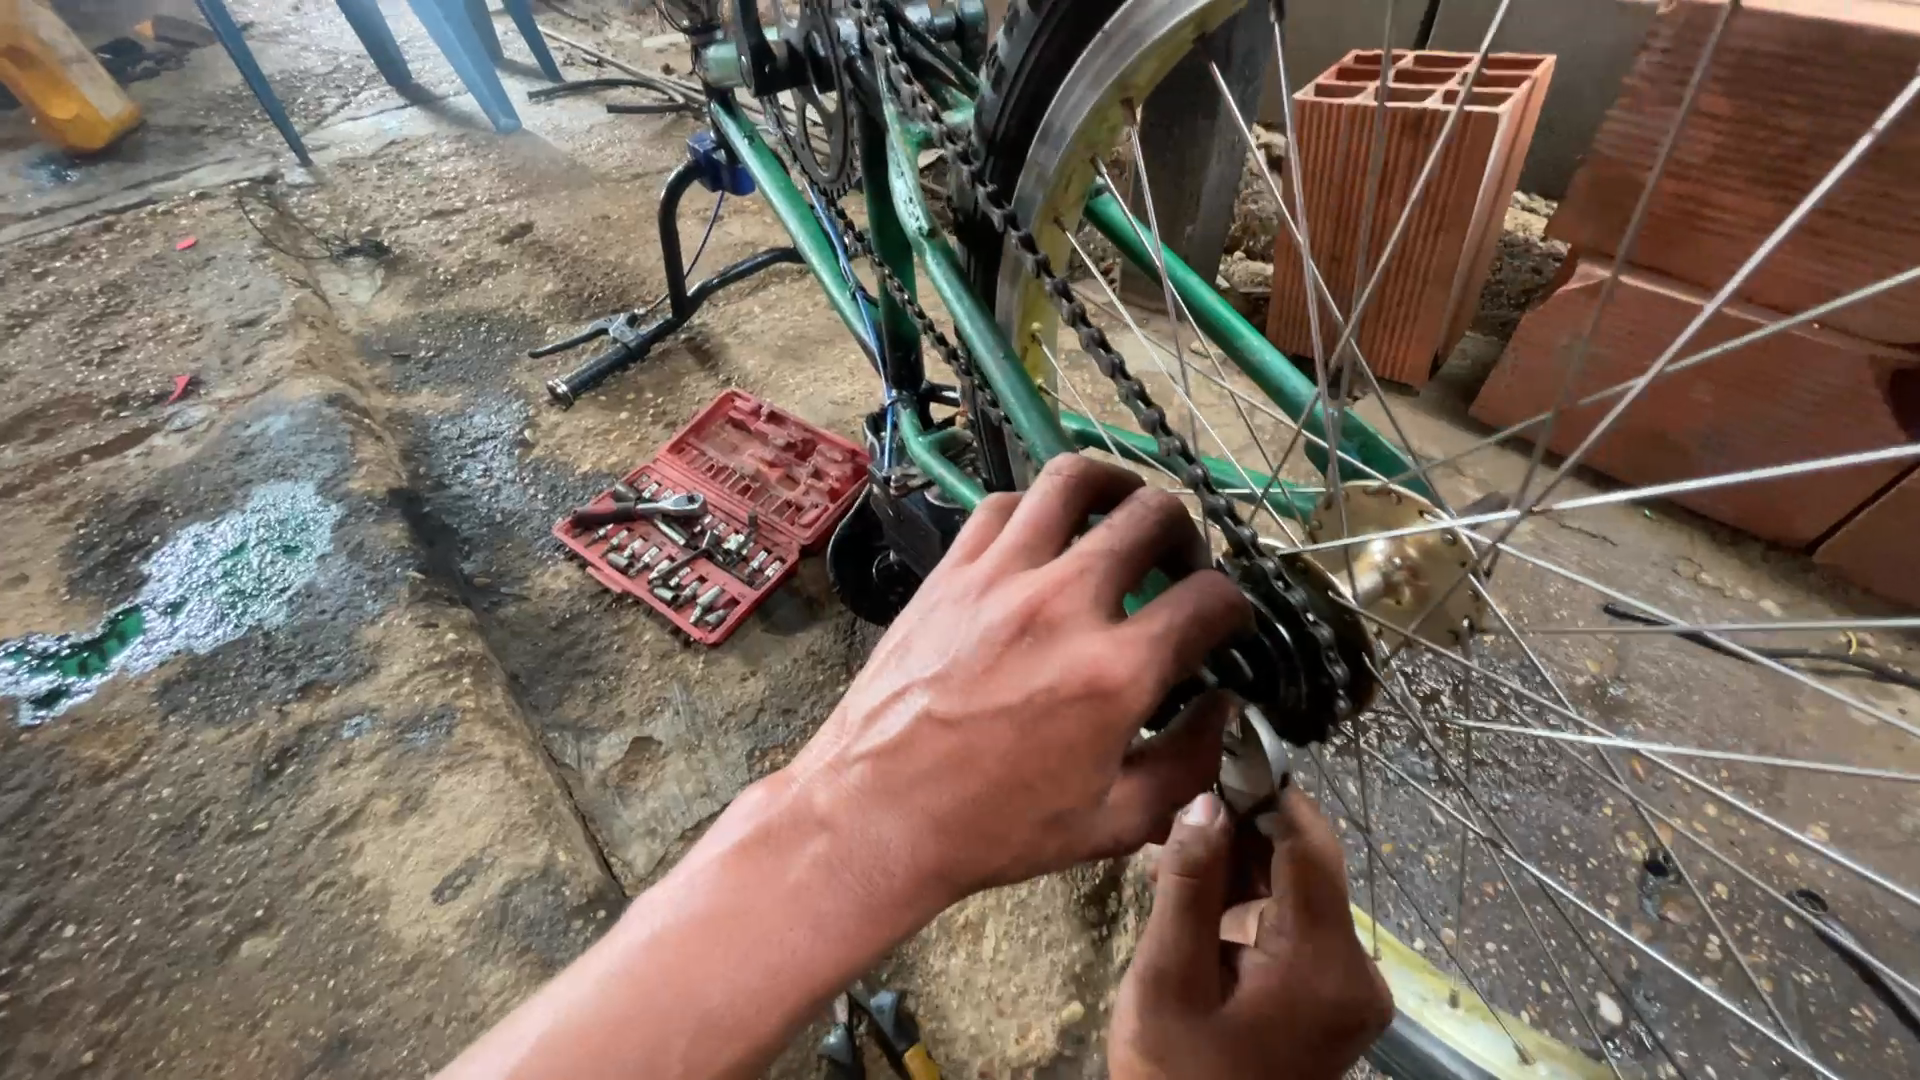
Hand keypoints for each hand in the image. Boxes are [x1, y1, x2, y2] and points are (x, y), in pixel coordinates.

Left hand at [782, 454, 1250, 907]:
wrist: (876, 810)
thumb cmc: (992, 828)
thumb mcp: (1113, 822)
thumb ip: (1187, 763)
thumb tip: (1221, 707)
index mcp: (1114, 671)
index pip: (1209, 599)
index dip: (1234, 608)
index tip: (1223, 622)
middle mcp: (1062, 604)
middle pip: (1152, 515)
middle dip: (1185, 534)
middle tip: (1176, 565)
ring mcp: (1000, 576)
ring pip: (1073, 479)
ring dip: (1114, 487)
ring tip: (1119, 514)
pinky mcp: (951, 570)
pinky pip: (1003, 503)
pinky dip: (1036, 508)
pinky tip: (1041, 537)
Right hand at [1110, 787, 1392, 1079]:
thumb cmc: (1177, 1069)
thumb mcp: (1169, 975)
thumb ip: (1189, 884)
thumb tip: (1206, 800)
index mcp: (1325, 964)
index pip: (1308, 844)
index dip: (1266, 791)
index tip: (1217, 754)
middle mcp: (1355, 968)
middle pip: (1304, 860)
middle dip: (1242, 825)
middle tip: (1179, 806)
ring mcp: (1347, 981)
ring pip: (1295, 882)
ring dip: (1239, 857)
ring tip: (1176, 847)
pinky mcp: (1330, 989)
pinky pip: (1291, 913)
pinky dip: (1247, 892)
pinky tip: (1197, 887)